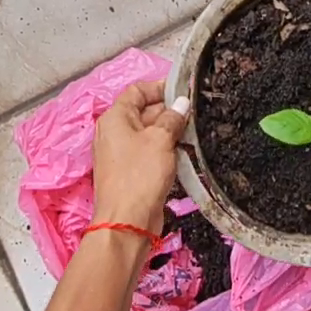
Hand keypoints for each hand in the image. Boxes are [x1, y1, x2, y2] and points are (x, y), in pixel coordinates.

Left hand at [91, 80, 190, 233]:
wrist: (127, 223)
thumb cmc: (140, 175)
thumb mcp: (160, 139)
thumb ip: (172, 118)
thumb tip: (182, 103)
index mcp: (115, 117)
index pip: (138, 90)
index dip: (161, 87)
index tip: (185, 90)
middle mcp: (115, 132)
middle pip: (144, 111)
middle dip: (170, 111)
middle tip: (195, 113)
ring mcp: (122, 153)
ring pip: (150, 133)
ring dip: (170, 132)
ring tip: (194, 132)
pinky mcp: (131, 172)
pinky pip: (150, 152)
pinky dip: (166, 150)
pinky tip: (185, 153)